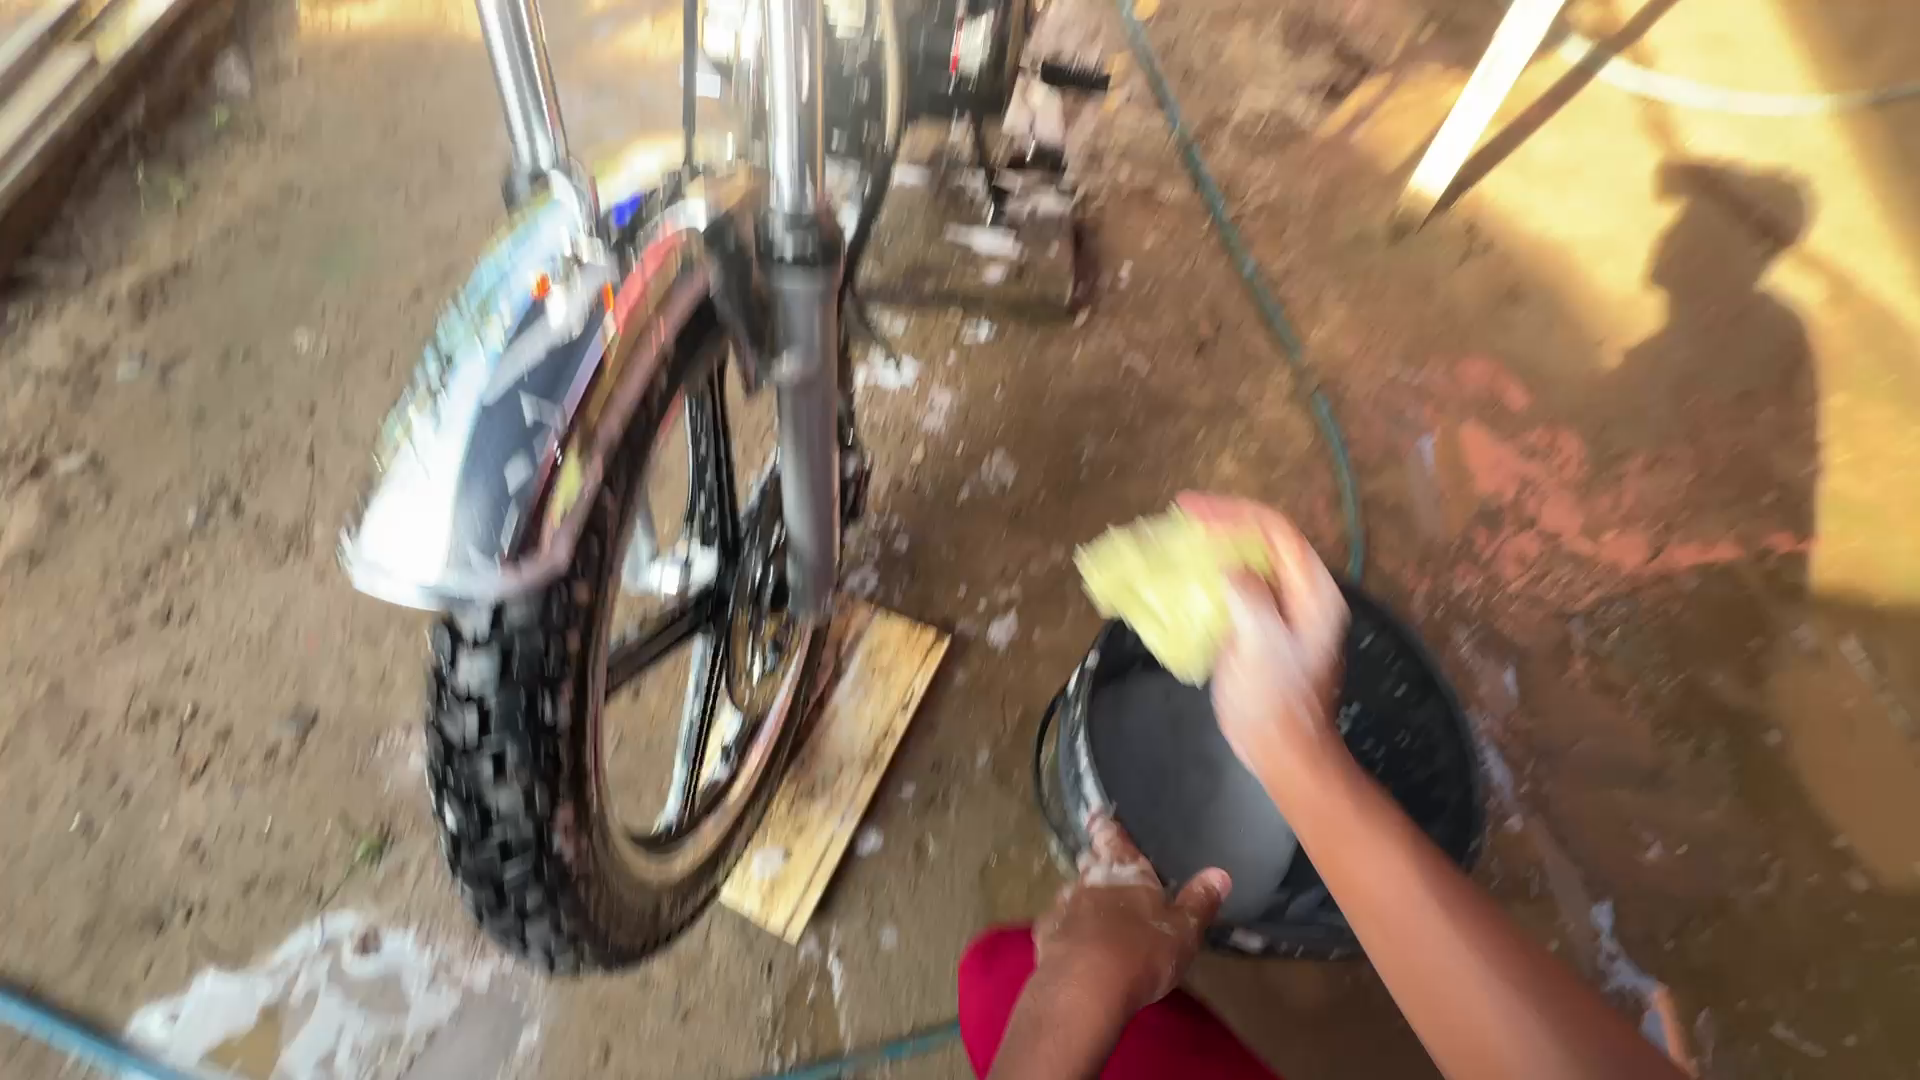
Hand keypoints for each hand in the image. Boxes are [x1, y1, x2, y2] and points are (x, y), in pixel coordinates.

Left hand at [1035, 815, 1230, 1013]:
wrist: (1085, 986)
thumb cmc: (1142, 952)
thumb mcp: (1183, 931)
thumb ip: (1199, 902)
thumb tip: (1221, 873)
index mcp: (1125, 871)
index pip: (1113, 837)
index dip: (1106, 826)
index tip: (1097, 814)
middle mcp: (1090, 879)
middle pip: (1090, 862)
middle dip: (1095, 862)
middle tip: (1100, 864)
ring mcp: (1065, 904)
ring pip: (1072, 892)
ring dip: (1081, 898)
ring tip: (1092, 910)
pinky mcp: (1047, 933)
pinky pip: (1058, 925)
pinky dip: (1066, 929)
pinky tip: (1073, 944)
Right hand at [1176, 492, 1350, 786]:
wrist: (1282, 749)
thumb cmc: (1275, 702)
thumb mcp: (1262, 646)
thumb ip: (1250, 599)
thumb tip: (1231, 570)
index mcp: (1312, 594)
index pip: (1276, 533)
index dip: (1234, 514)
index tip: (1192, 510)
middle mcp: (1302, 594)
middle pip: (1265, 540)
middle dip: (1225, 521)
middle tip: (1183, 514)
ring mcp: (1283, 610)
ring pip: (1251, 559)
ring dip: (1218, 542)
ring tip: (1183, 533)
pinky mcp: (1261, 626)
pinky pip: (1239, 583)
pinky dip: (1213, 570)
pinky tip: (1189, 571)